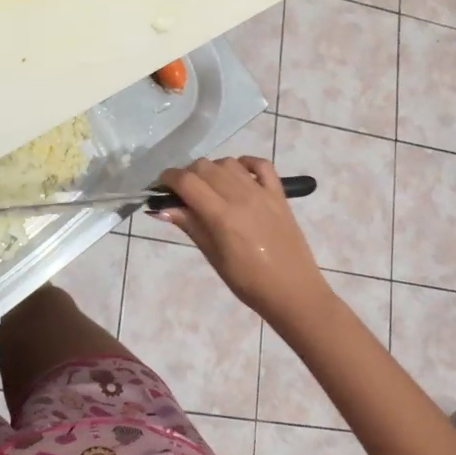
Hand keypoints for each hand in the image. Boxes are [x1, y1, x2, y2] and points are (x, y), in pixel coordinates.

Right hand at [156, 157, 328, 322]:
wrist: (293, 291)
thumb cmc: (248, 282)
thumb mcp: (213, 257)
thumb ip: (190, 226)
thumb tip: (162, 208)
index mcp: (222, 216)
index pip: (187, 182)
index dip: (168, 178)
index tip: (161, 186)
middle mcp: (241, 196)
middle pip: (205, 167)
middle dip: (187, 174)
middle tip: (183, 193)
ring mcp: (262, 193)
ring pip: (228, 163)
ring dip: (212, 169)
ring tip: (210, 187)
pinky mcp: (279, 194)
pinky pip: (261, 164)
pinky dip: (246, 163)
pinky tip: (238, 175)